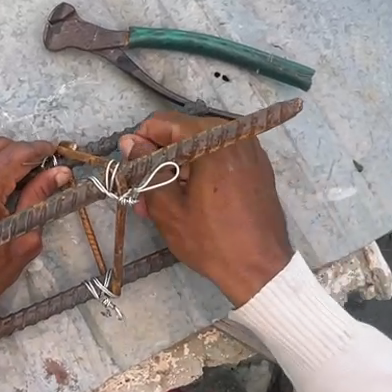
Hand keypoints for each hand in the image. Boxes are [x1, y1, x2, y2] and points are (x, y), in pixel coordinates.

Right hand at [120, 112, 293, 304]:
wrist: (261, 270)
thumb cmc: (211, 240)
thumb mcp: (168, 207)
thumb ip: (147, 168)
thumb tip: (129, 141)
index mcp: (212, 141)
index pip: (164, 122)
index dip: (141, 142)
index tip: (132, 167)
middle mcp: (234, 135)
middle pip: (183, 132)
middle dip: (160, 157)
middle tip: (143, 190)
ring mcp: (250, 150)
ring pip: (200, 146)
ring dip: (178, 166)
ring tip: (160, 201)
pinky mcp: (257, 166)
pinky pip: (219, 156)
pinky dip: (200, 170)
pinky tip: (187, 197)